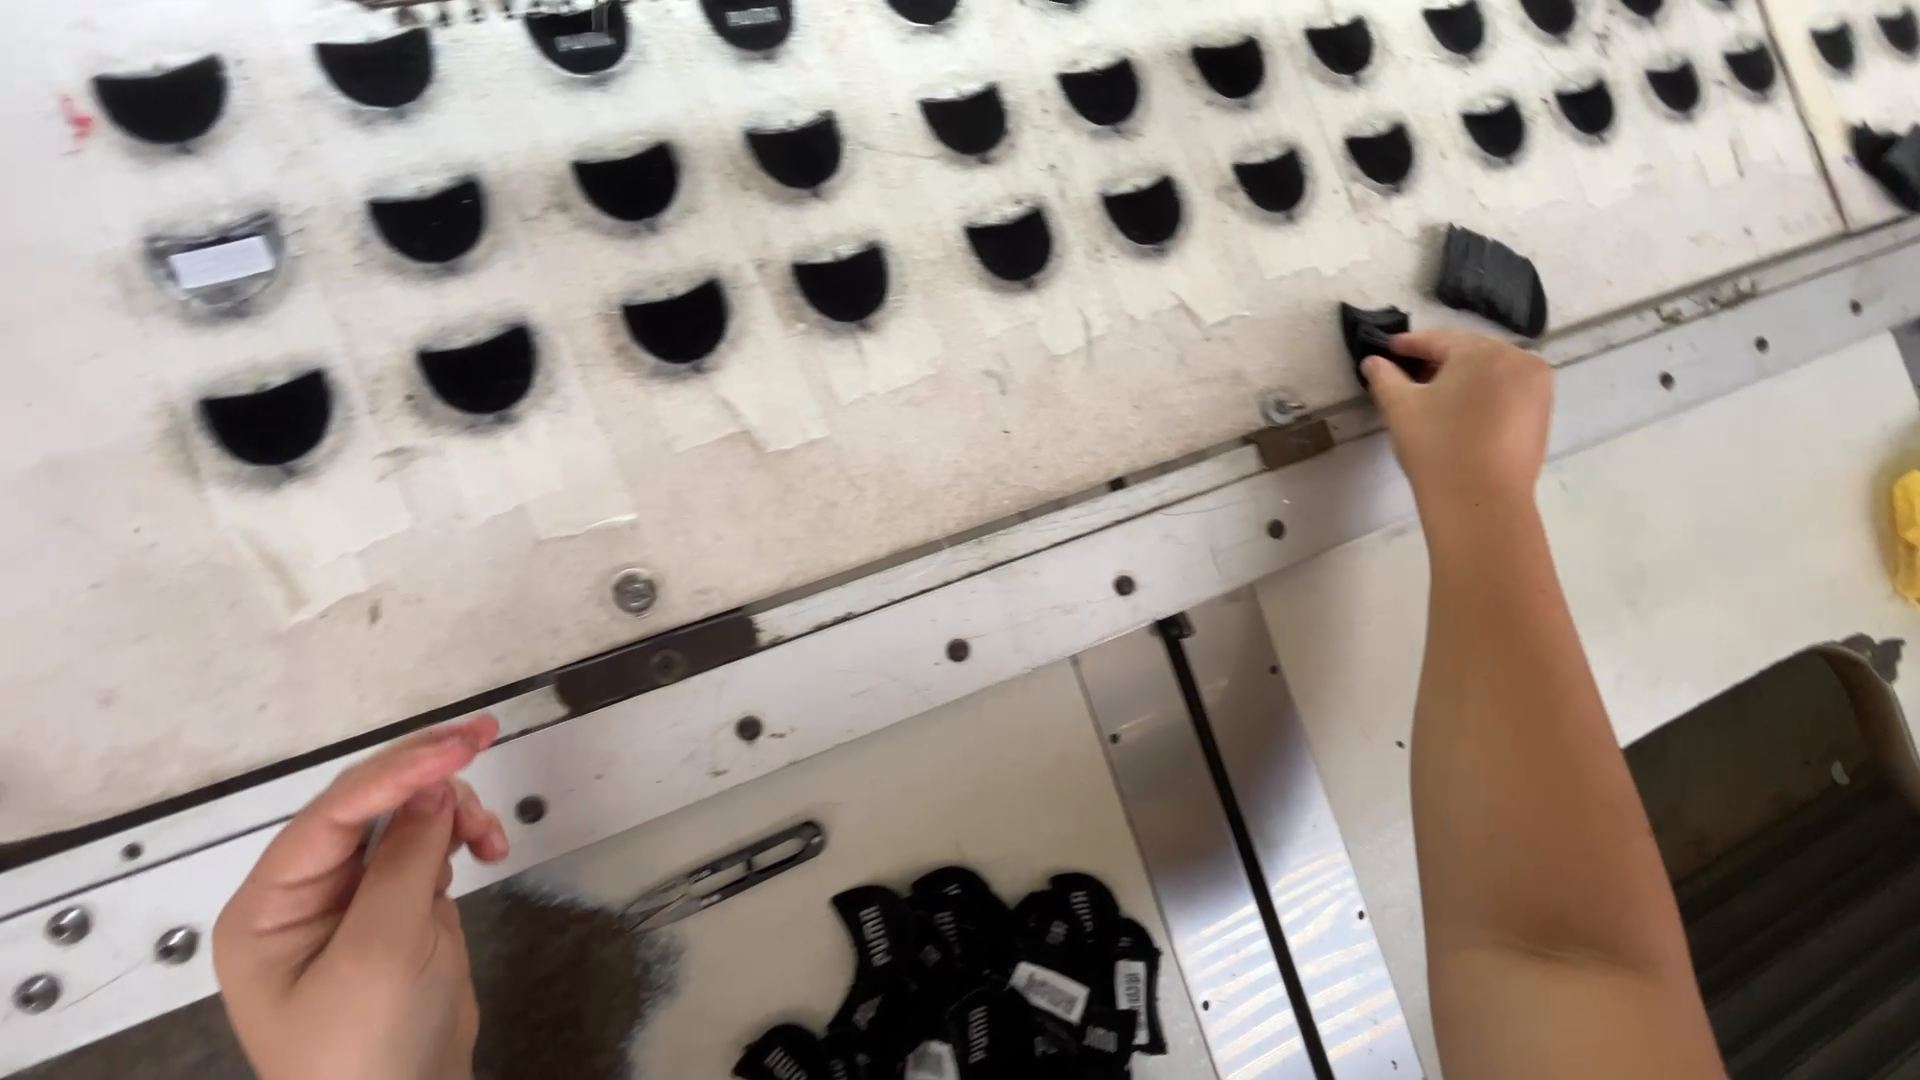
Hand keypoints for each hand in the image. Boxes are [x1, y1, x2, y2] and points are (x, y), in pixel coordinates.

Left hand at [214, 715, 509, 1079]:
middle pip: (370, 802)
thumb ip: (404, 861)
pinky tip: (490, 847)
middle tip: (485, 733)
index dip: (397, 771)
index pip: (333, 814)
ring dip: (456, 810)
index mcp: (271, 904)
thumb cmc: (368, 1040)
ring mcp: (361, 891)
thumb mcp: (382, 950)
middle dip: (428, 772)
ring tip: (490, 836)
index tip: (460, 746)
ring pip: (411, 814)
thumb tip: (433, 786)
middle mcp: (310, 887)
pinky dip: (466, 833)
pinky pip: (435, 840)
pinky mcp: (405, 898)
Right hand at [1363, 328, 1553, 535]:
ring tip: (1435, 394)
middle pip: (1470, 351)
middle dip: (1438, 360)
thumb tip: (1373, 361)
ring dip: (1462, 376)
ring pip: (1491, 370)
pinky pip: (1507, 388)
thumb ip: (1385, 378)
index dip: (1410, 344)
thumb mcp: (1400, 408)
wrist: (1480, 499)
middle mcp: (1518, 359)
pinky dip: (1483, 392)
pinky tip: (1462, 411)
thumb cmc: (1436, 447)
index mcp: (1483, 353)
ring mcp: (1537, 385)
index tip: (1389, 349)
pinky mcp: (1542, 410)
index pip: (1440, 340)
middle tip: (1409, 374)